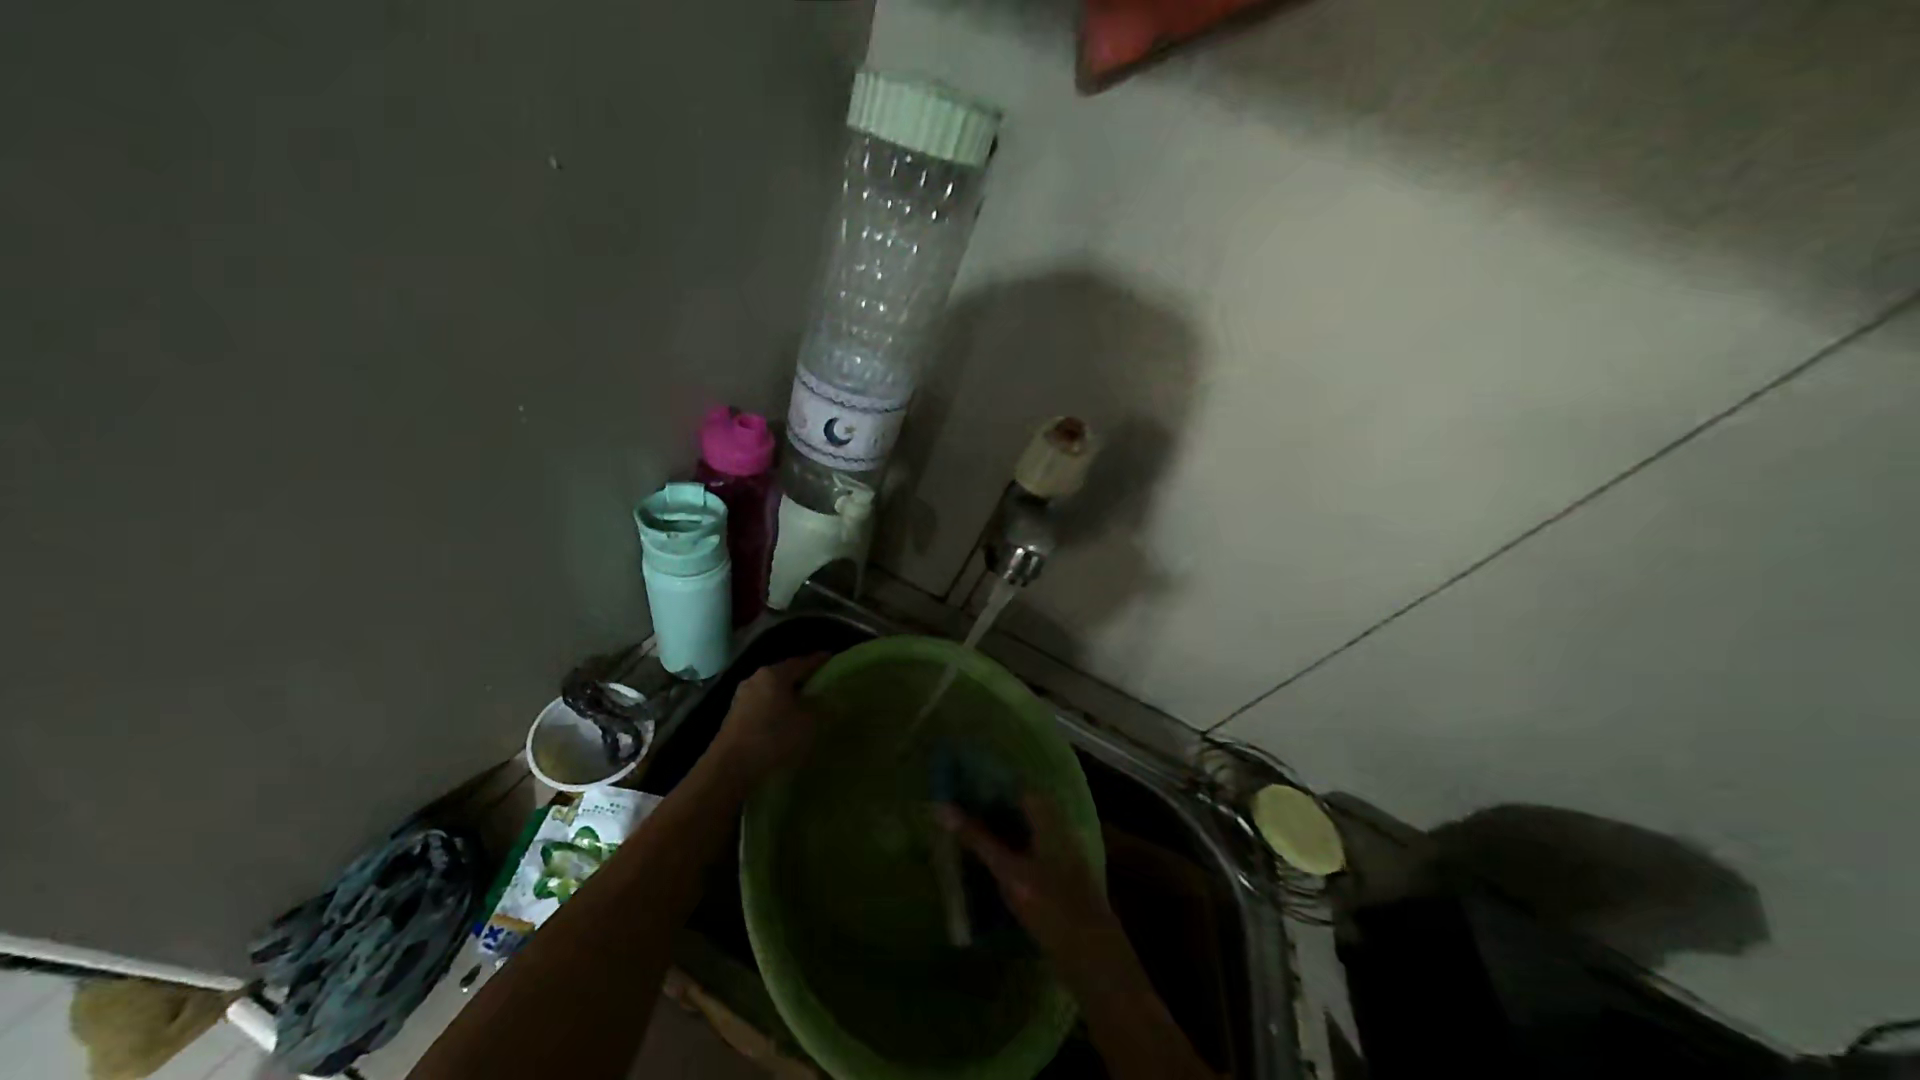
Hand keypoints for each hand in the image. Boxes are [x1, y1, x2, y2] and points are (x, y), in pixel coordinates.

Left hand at [710, 654, 829, 785]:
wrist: (730, 767)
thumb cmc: (773, 738)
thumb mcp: (807, 724)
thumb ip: (820, 708)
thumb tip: (828, 701)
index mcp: (774, 674)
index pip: (801, 662)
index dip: (818, 660)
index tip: (831, 657)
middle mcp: (755, 679)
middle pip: (784, 673)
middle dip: (801, 677)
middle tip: (819, 680)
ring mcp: (742, 696)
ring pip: (771, 688)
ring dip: (786, 693)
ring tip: (803, 700)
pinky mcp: (734, 714)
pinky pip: (761, 702)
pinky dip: (775, 705)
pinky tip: (783, 716)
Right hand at [935, 794, 1122, 974]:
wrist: (1090, 953)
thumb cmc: (1049, 904)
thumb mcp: (1009, 870)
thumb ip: (977, 838)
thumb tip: (941, 807)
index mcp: (1048, 814)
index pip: (1013, 783)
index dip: (985, 780)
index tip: (955, 780)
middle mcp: (1056, 823)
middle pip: (1017, 804)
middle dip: (986, 804)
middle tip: (951, 805)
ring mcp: (1059, 847)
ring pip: (1021, 826)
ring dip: (994, 826)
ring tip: (961, 827)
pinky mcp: (1056, 870)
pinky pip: (1026, 846)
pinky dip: (1005, 846)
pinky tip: (984, 857)